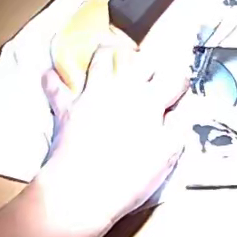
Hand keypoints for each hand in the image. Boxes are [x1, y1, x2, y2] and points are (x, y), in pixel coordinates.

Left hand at [32, 40, 190, 236]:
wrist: (82, 190)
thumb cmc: (129, 178)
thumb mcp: (166, 157)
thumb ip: (178, 127)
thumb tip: (187, 109)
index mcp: (150, 103)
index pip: (173, 80)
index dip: (181, 77)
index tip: (182, 79)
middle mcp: (123, 91)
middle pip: (138, 62)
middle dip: (146, 59)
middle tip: (148, 61)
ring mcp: (93, 96)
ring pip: (99, 62)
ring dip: (104, 52)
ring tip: (105, 46)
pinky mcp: (67, 108)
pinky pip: (56, 88)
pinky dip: (52, 80)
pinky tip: (48, 73)